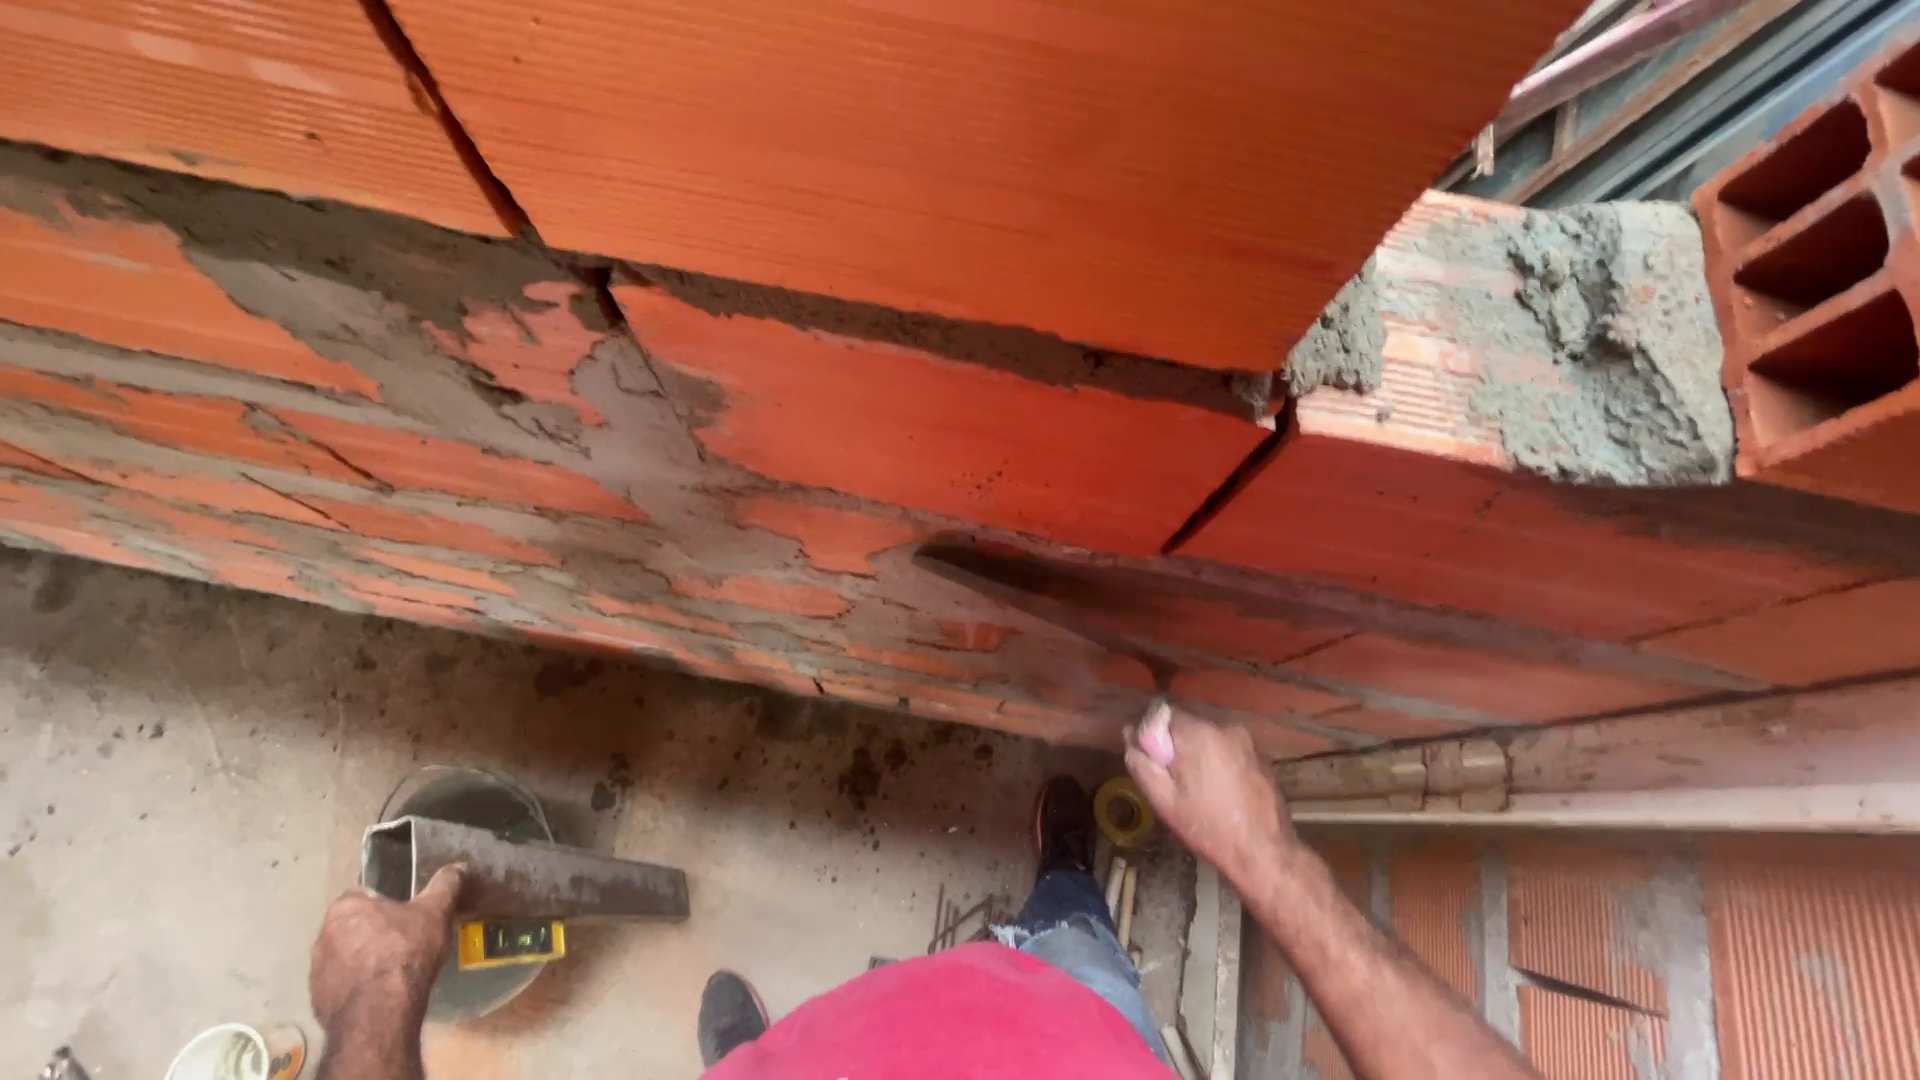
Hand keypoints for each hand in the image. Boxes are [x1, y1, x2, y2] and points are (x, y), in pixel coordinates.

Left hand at [310, 864, 466, 1031]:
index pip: (364, 896)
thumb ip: (446, 884)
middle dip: (375, 930)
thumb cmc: (406, 950)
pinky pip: (342, 984)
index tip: (407, 913)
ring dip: (365, 959)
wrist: (380, 1011)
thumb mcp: (437, 910)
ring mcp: (316, 972)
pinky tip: (383, 990)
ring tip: (396, 967)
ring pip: (346, 956)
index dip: (387, 903)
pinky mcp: (317, 1001)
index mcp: (345, 909)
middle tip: (405, 938)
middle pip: (354, 926)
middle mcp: (322, 937)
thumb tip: (457, 867)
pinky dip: (359, 984)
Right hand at [1125, 709, 1296, 885]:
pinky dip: (1219, 758)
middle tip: (1174, 777)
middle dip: (1176, 742)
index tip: (1153, 759)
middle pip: (1187, 722)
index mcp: (1198, 733)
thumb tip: (1129, 733)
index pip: (1163, 713)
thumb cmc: (1208, 827)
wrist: (1264, 852)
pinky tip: (1222, 788)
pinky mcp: (1262, 754)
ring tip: (1199, 786)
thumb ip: (1141, 762)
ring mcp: (1247, 739)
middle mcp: (1225, 726)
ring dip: (1198, 750)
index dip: (1152, 733)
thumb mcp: (1163, 799)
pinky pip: (1228, 746)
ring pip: (1209, 734)